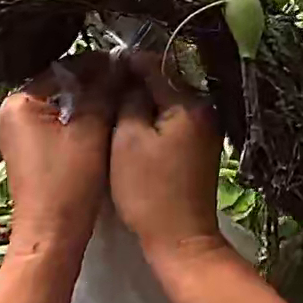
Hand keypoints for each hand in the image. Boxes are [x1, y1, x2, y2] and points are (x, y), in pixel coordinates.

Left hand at [0, 52, 117, 259]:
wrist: (52, 236)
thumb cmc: (68, 180)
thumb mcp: (91, 129)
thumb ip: (103, 90)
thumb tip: (118, 62)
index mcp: (18, 102)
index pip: (63, 69)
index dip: (97, 66)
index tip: (126, 64)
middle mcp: (12, 113)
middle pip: (61, 87)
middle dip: (94, 85)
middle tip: (126, 83)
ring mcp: (19, 135)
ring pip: (62, 108)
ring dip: (89, 105)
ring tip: (120, 101)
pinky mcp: (30, 153)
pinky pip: (57, 126)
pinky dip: (80, 123)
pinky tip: (104, 124)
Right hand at [110, 51, 224, 260]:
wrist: (181, 241)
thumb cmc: (149, 190)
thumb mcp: (127, 139)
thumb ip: (127, 100)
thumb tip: (126, 76)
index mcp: (188, 103)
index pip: (155, 65)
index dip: (126, 61)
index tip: (99, 65)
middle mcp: (203, 110)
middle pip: (163, 81)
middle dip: (133, 80)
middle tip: (101, 84)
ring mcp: (204, 129)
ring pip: (166, 100)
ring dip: (142, 98)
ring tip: (111, 102)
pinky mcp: (198, 147)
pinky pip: (172, 119)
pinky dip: (152, 116)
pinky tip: (130, 123)